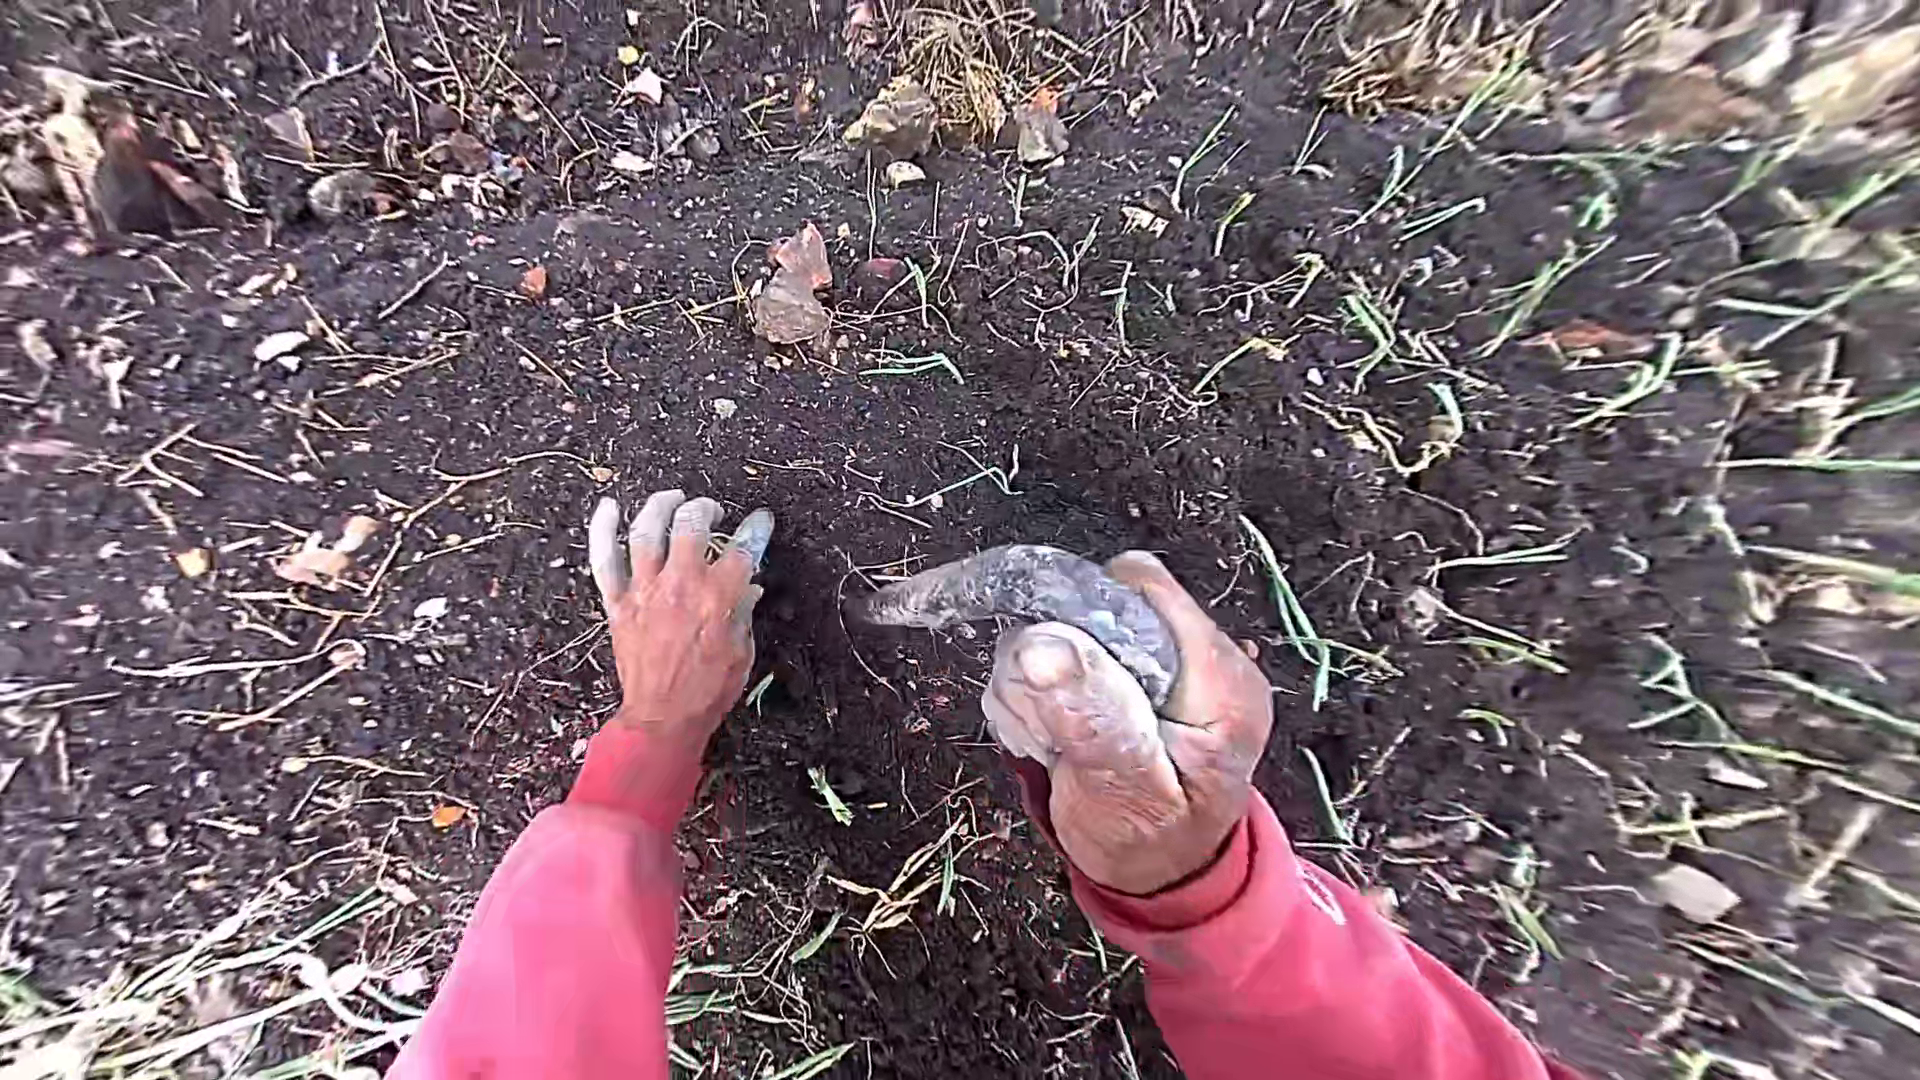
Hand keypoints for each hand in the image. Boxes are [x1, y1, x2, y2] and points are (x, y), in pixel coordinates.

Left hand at [587, 490, 772, 746]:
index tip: (761, 520)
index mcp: (720, 597)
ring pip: (648, 531)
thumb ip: (744, 611)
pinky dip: (603, 530)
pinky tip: (609, 507)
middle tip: (712, 511)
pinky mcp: (619, 604)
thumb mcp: (743, 649)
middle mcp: (682, 585)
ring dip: (661, 506)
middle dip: (706, 509)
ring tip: (673, 498)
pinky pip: (605, 560)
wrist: (663, 718)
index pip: (745, 547)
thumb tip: (748, 586)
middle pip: (692, 525)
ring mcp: (646, 592)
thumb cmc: (708, 688)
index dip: (757, 527)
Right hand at [982, 551, 1272, 894]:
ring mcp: (1140, 656)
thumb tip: (1044, 644)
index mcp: (1217, 675)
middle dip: (1052, 664)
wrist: (1150, 868)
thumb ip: (1096, 721)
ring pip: (1046, 627)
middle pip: (1085, 604)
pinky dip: (1026, 694)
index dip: (1091, 620)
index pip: (1141, 587)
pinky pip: (1035, 652)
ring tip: (1053, 741)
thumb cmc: (1150, 842)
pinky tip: (1048, 735)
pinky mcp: (1107, 665)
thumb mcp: (1129, 793)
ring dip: (1031, 687)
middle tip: (1057, 730)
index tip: (1068, 682)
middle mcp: (1181, 651)